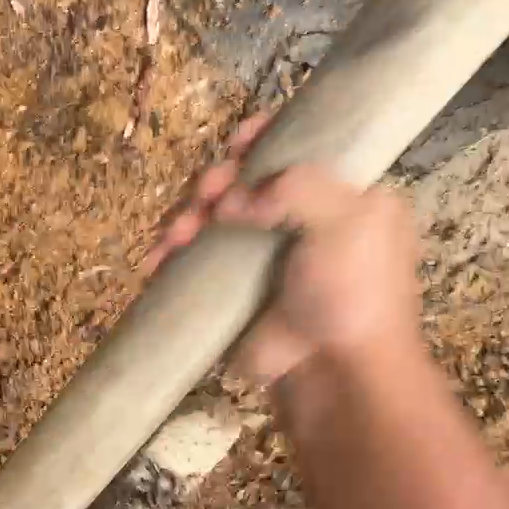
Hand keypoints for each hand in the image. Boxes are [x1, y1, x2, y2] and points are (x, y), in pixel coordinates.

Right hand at [147, 118, 423, 383]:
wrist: (329, 370)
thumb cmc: (353, 293)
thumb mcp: (349, 223)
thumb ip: (299, 188)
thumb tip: (233, 198)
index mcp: (340, 197)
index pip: (297, 149)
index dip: (263, 139)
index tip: (237, 142)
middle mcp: (293, 220)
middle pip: (238, 181)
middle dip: (212, 185)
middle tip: (204, 200)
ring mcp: (253, 255)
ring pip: (203, 218)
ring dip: (181, 219)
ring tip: (175, 238)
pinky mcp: (221, 287)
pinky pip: (182, 260)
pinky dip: (164, 256)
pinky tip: (154, 263)